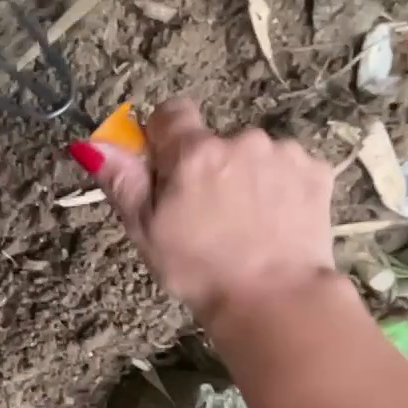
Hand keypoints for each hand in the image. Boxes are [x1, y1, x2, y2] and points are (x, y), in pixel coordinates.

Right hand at [79, 98, 336, 324]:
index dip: (158, 138)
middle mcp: (241, 140)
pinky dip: (270, 189)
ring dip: (236, 180)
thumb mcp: (144, 231)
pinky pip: (282, 170)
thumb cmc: (194, 267)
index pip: (170, 114)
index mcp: (193, 154)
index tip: (158, 170)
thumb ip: (122, 182)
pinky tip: (264, 224)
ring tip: (233, 225)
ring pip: (247, 157)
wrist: (270, 293)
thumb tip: (93, 145)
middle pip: (209, 144)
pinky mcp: (314, 170)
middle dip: (199, 170)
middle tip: (195, 218)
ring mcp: (283, 153)